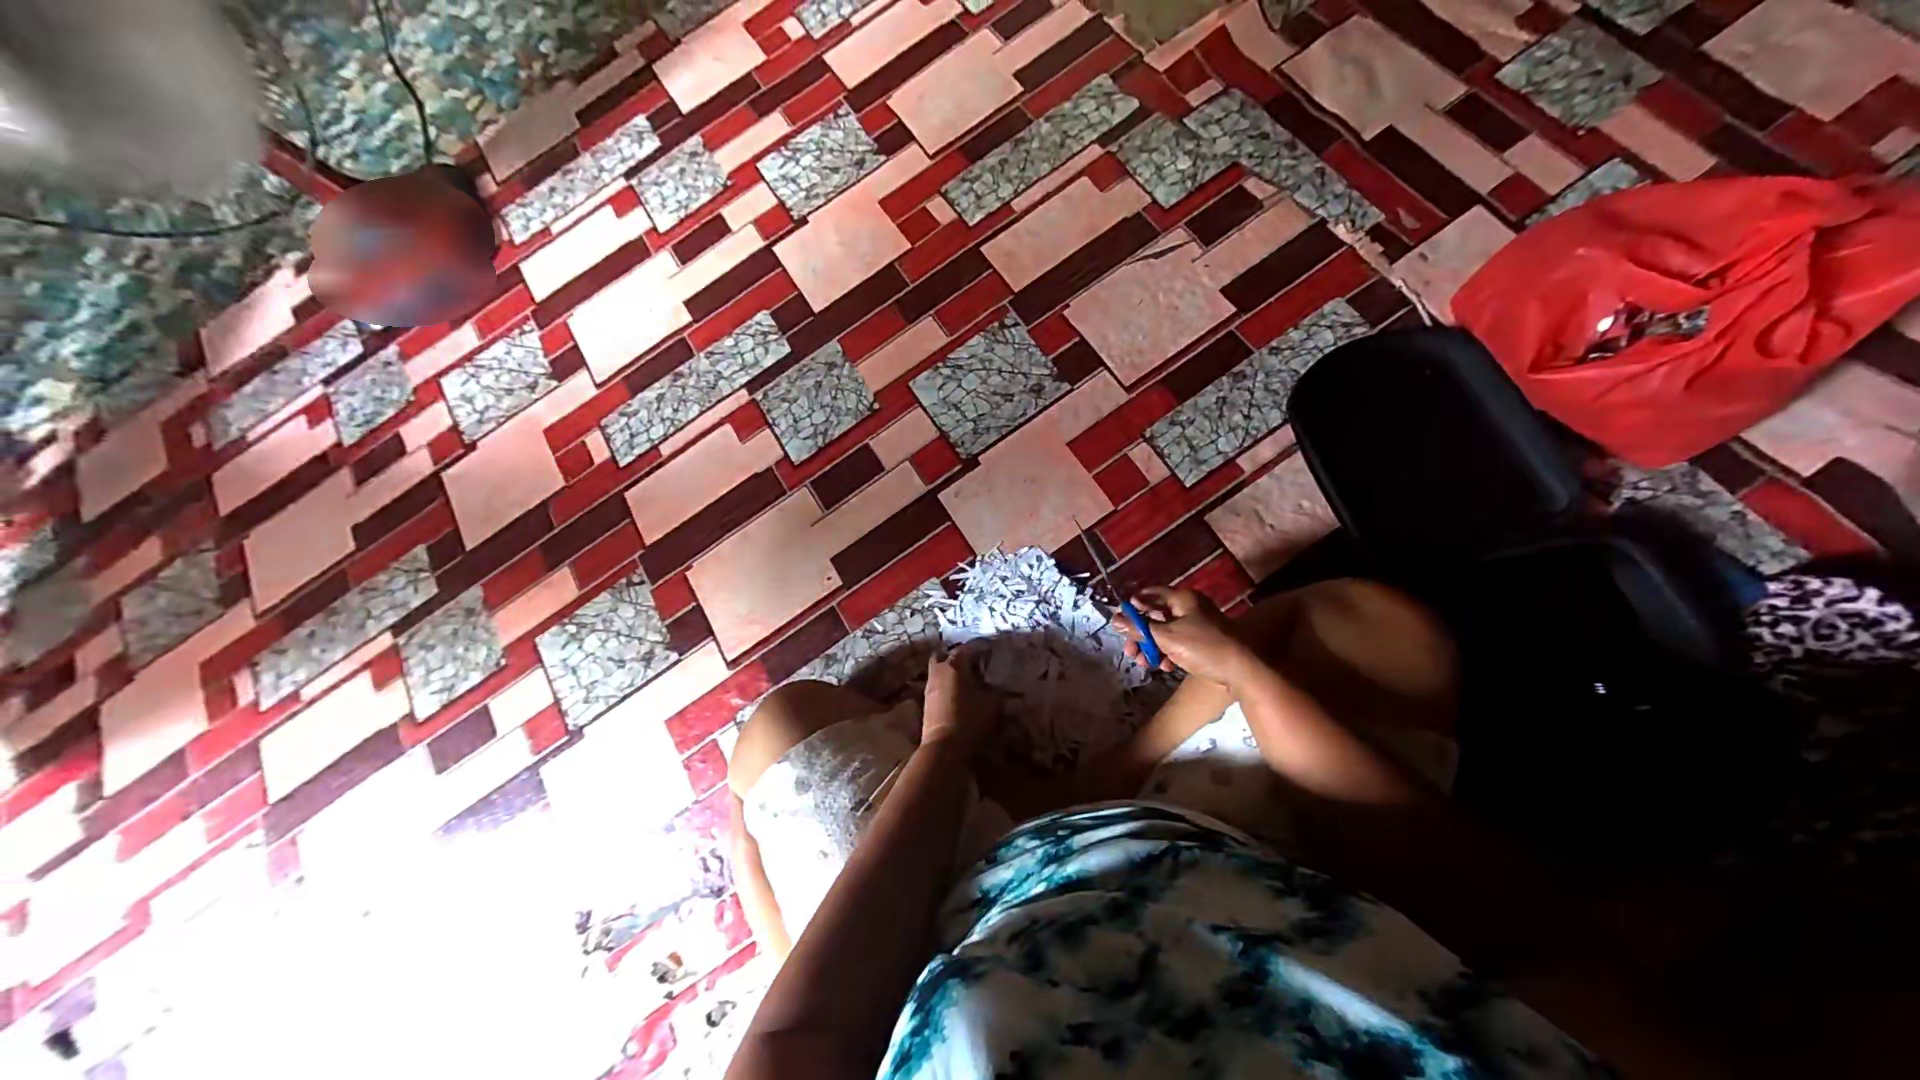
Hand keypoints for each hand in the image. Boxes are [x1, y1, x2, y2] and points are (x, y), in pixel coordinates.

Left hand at [920, 647, 994, 755]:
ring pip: (938, 670)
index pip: (967, 648)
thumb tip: (998, 685)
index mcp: (954, 666)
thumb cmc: (970, 720)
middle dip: (957, 656)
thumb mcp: (992, 703)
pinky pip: (937, 684)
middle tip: (972, 663)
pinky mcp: (926, 702)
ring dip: (950, 671)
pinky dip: (946, 684)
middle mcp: (939, 671)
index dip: (979, 649)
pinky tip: (958, 694)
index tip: (990, 652)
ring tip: (966, 680)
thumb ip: (996, 690)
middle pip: (944, 655)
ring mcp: (930, 686)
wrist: (944, 746)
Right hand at [1112, 586, 1258, 686]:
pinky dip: (1167, 652)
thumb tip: (1114, 618)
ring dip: (1151, 646)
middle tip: (1130, 649)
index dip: (1134, 605)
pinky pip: (1178, 643)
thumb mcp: (1166, 637)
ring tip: (1144, 662)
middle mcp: (1190, 607)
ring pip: (1165, 632)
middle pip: (1156, 615)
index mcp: (1183, 599)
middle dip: (1140, 634)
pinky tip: (1164, 666)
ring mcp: (1198, 625)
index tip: (1120, 620)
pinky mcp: (1202, 642)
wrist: (1241, 670)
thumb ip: (1139, 628)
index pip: (1152, 594)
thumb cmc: (1202, 647)